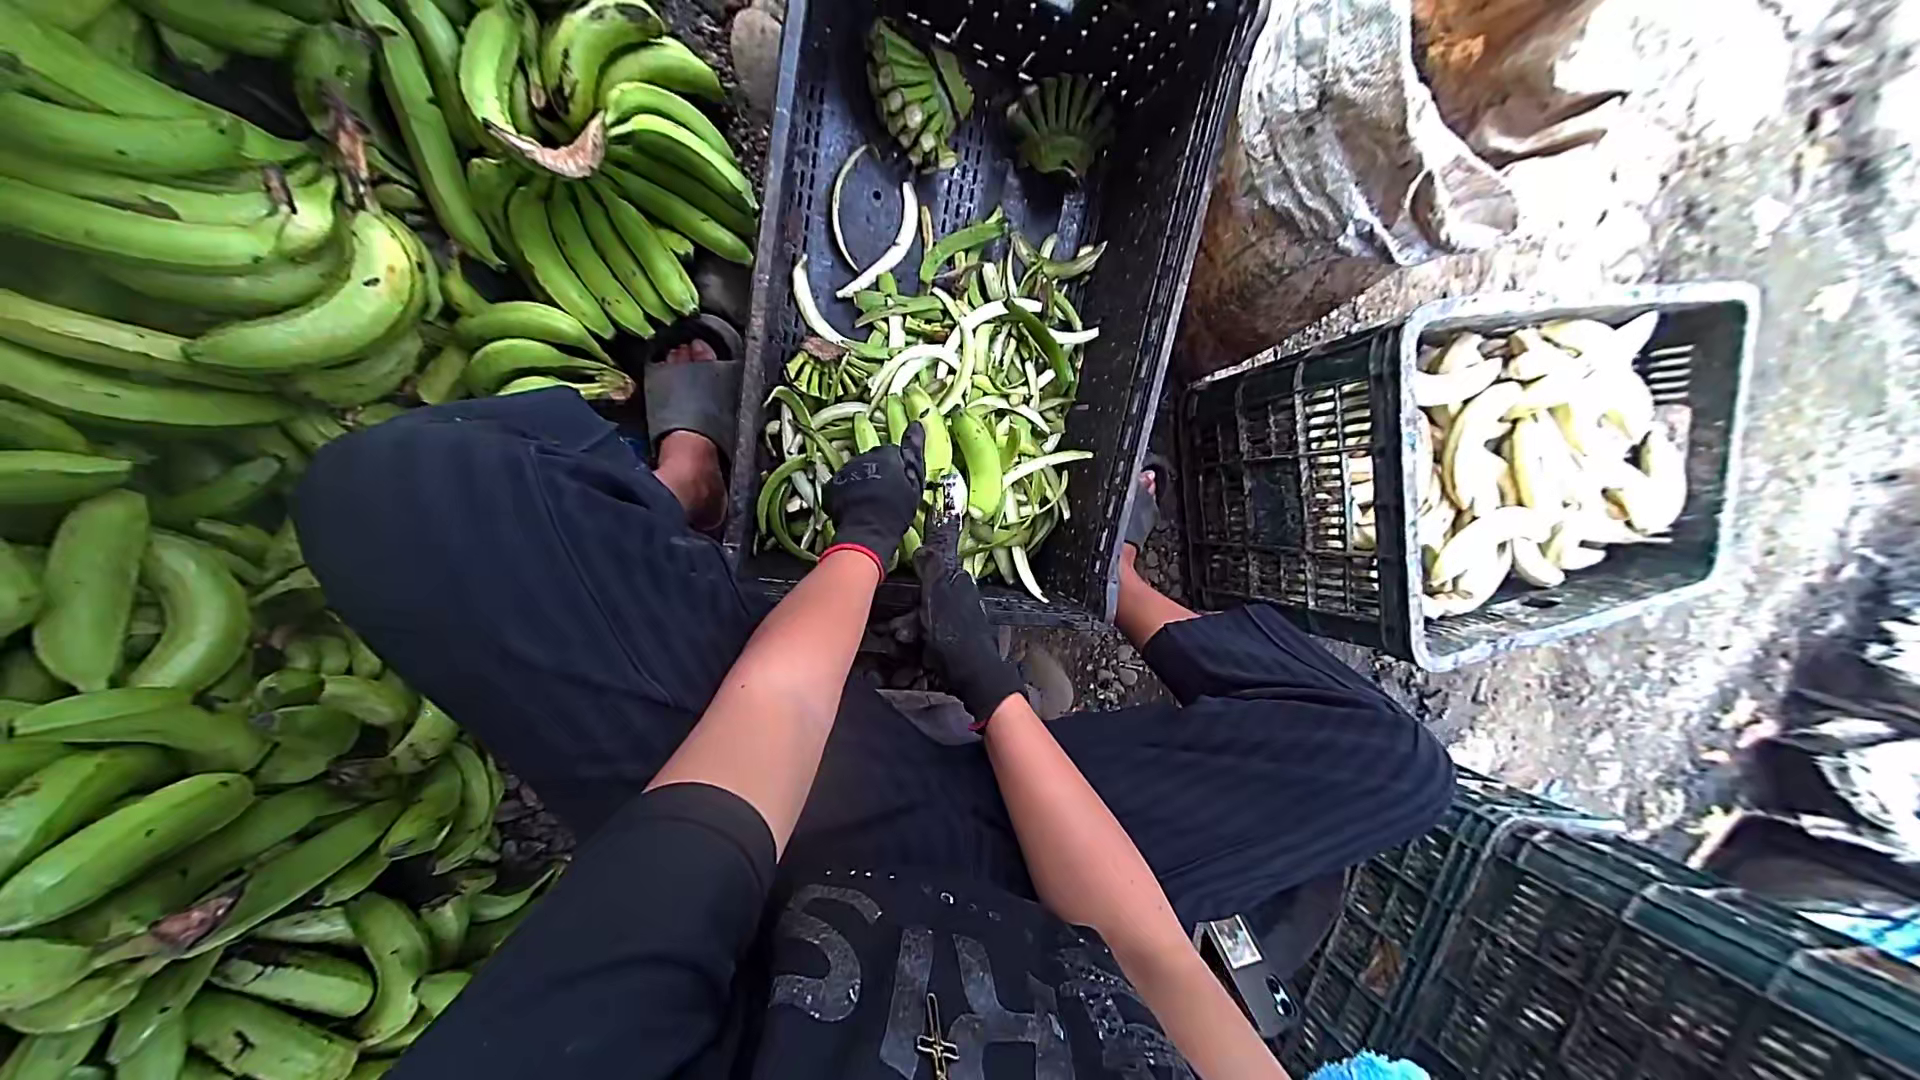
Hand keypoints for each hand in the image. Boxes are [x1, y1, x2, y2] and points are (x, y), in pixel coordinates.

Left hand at [824, 422, 924, 566]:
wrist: (867, 532)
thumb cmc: (896, 510)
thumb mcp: (914, 483)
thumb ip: (914, 452)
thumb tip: (917, 424)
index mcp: (885, 454)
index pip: (891, 454)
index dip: (896, 470)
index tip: (899, 485)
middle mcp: (862, 456)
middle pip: (871, 461)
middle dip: (877, 473)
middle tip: (885, 496)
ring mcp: (844, 471)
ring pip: (856, 472)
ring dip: (862, 482)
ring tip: (869, 503)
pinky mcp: (831, 486)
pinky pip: (841, 485)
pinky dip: (847, 493)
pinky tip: (855, 507)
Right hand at [912, 499, 1025, 724]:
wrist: (972, 676)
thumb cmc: (954, 634)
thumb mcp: (937, 595)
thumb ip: (930, 570)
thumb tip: (924, 546)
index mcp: (959, 585)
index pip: (932, 575)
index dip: (913, 585)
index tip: (898, 595)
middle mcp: (961, 602)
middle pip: (926, 602)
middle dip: (909, 615)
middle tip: (897, 629)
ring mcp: (958, 624)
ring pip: (925, 623)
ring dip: (910, 632)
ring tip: (902, 643)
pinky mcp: (955, 644)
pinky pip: (930, 641)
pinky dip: (919, 646)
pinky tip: (912, 654)